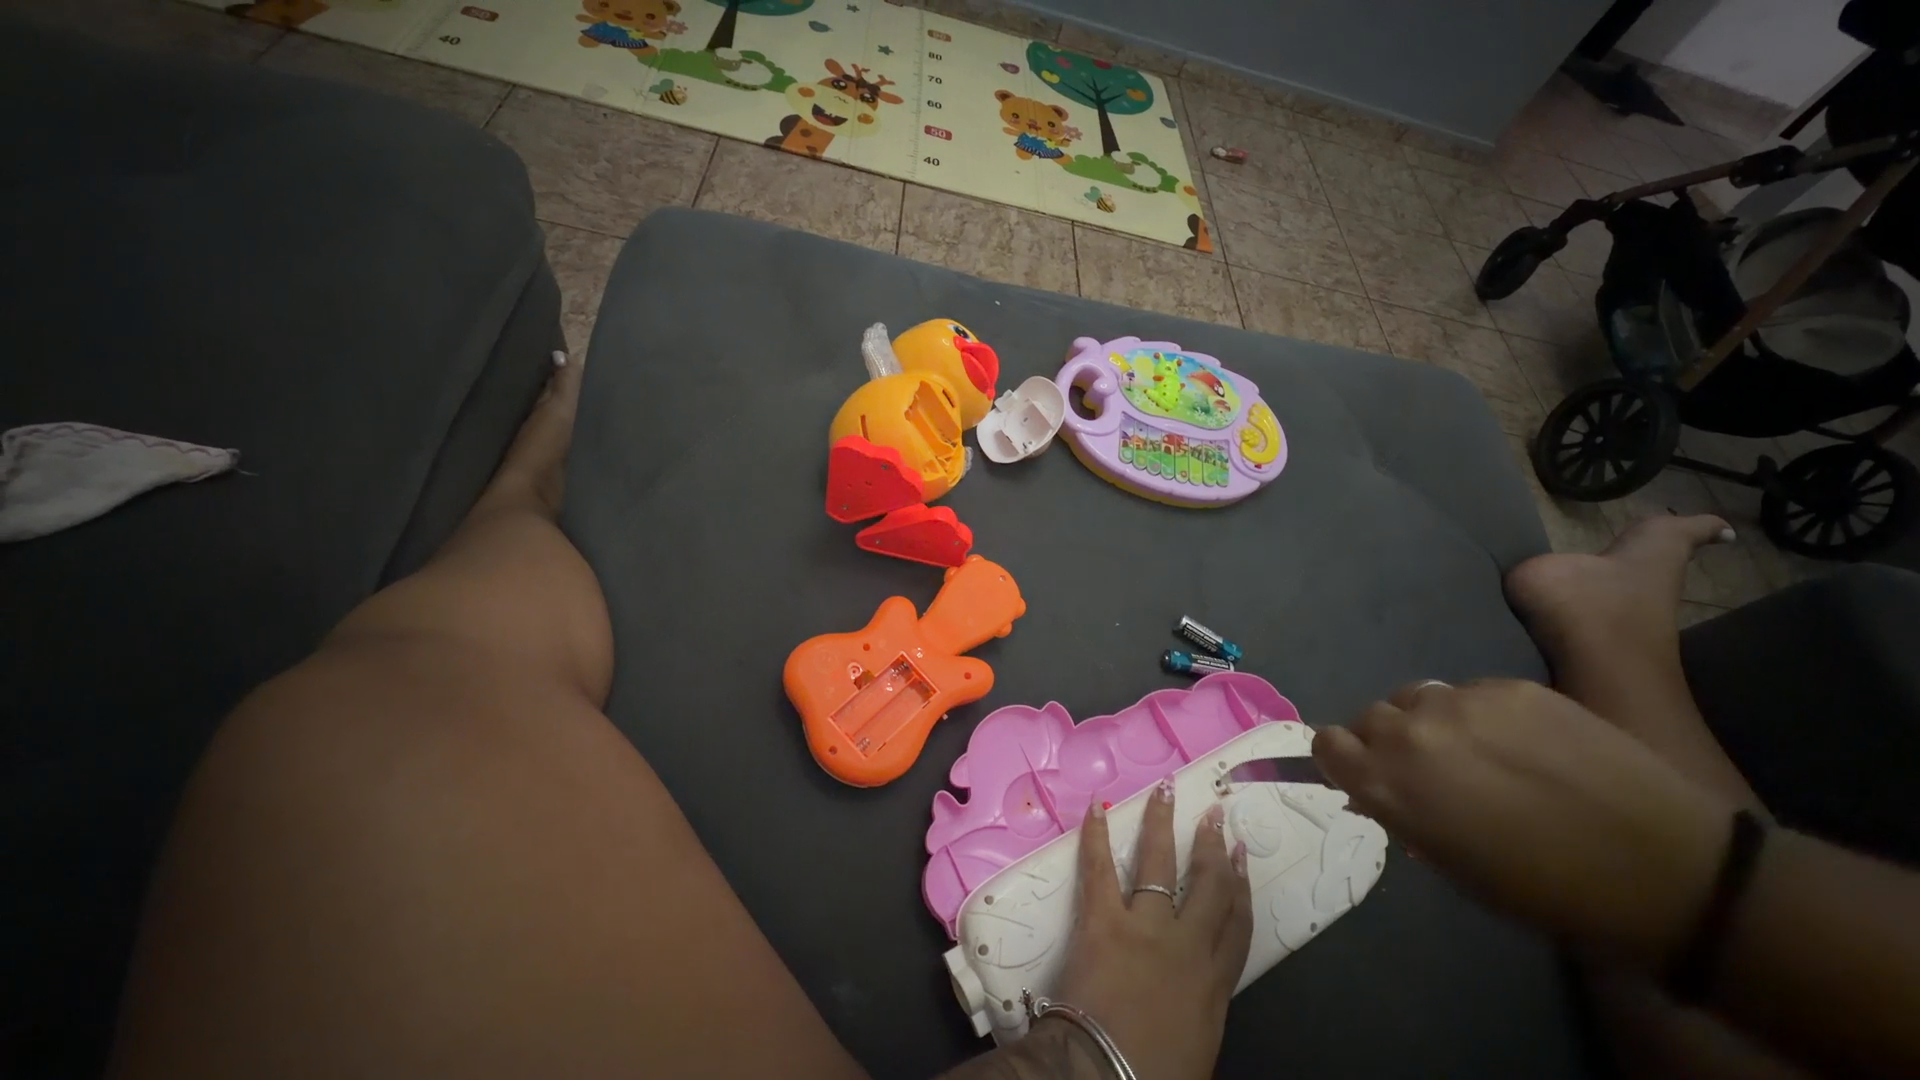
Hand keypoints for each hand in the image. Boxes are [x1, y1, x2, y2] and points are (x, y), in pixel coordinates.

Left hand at [1051, 783, 1252, 1079]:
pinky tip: (1097, 807)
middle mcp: (1187, 946)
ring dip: (1162, 824)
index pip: (1238, 926)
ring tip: (1167, 790)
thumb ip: (1203, 1010)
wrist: (1103, 1076)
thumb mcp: (1198, 1046)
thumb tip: (1197, 997)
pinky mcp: (1103, 922)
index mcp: (1214, 983)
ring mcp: (1145, 928)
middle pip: (1208, 886)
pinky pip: (1100, 870)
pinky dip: (1097, 837)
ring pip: (1160, 864)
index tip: (1242, 856)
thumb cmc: (1153, 1074)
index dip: (1242, 887)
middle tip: (1216, 813)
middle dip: (1213, 846)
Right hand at [1312, 679, 1733, 969]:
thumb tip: (1382, 790)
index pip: (1327, 743)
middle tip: (1434, 771)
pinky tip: (1526, 744)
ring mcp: (1462, 702)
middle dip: (1390, 741)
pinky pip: (1472, 693)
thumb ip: (1401, 812)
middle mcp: (1411, 732)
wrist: (1659, 869)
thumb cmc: (1541, 889)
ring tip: (1480, 752)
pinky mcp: (1512, 687)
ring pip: (1420, 698)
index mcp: (1386, 783)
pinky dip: (1483, 714)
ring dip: (1433, 722)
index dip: (1345, 758)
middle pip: (1371, 717)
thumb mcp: (1449, 863)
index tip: (1367, 774)